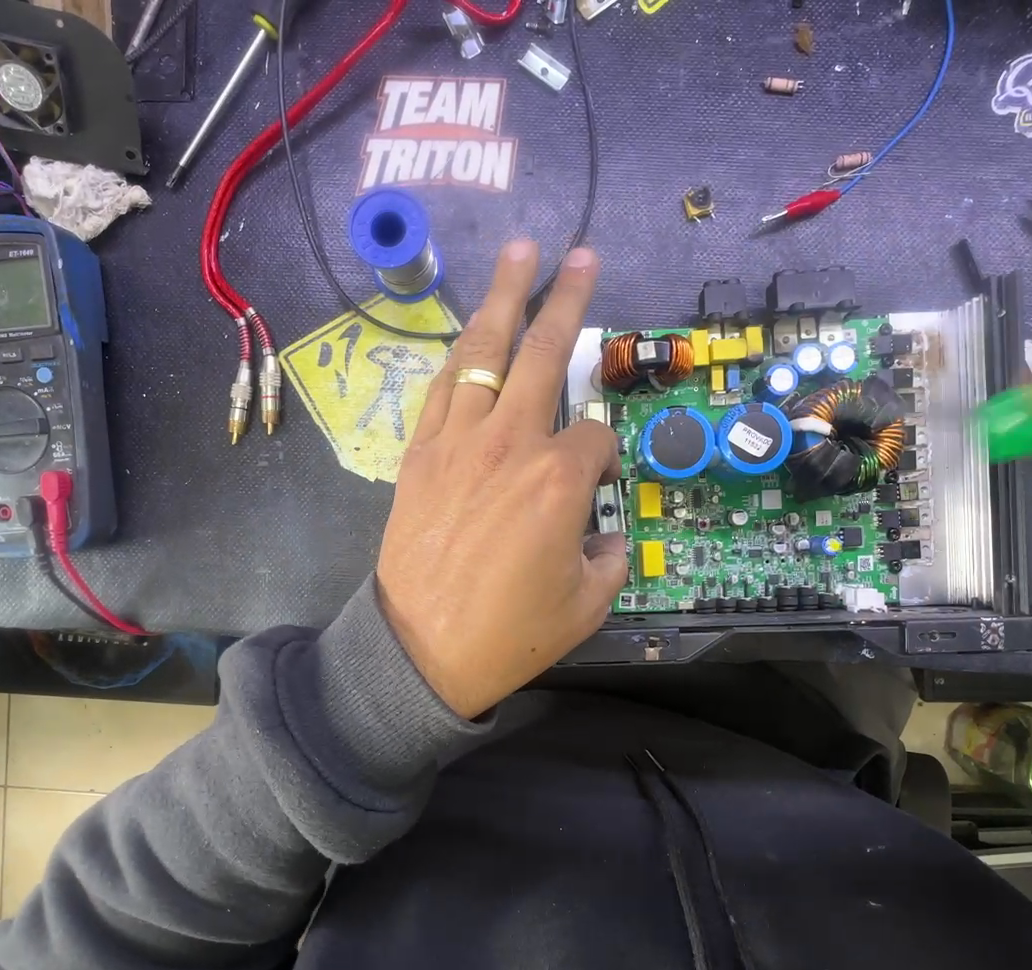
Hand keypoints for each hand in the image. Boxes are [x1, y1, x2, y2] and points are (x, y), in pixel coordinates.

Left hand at [375, 240, 624, 718]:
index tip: (599, 484)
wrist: (420, 653)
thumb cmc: (510, 634)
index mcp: (561, 480)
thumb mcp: (588, 605)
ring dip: (505, 298)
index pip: (600, 436)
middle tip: (582, 255)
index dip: (609, 456)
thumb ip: (611, 557)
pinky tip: (471, 330)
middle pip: (545, 354)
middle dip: (568, 299)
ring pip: (485, 352)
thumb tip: (604, 535)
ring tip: (521, 253)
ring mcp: (459, 441)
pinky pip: (444, 387)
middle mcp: (512, 443)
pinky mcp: (421, 452)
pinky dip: (461, 353)